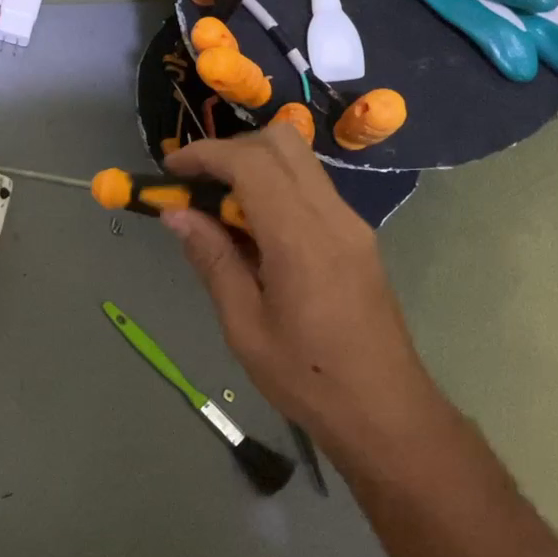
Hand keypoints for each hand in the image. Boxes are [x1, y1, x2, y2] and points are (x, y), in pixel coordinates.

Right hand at [161, 127, 451, 460]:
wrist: (388, 413)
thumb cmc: (308, 377)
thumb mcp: (243, 326)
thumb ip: (212, 260)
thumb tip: (175, 213)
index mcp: (302, 239)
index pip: (251, 162)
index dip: (205, 154)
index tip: (170, 172)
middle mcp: (333, 218)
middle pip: (282, 142)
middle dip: (230, 149)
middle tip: (196, 185)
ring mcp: (351, 225)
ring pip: (298, 161)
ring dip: (252, 167)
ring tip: (216, 210)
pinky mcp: (357, 238)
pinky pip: (310, 188)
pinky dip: (272, 188)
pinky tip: (249, 232)